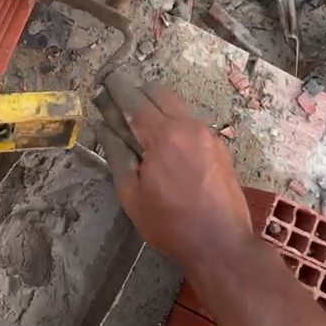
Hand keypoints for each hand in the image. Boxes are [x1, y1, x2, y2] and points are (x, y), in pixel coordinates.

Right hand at [100, 72, 253, 269]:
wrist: (222, 244)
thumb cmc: (170, 223)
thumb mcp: (131, 194)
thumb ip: (116, 154)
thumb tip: (103, 128)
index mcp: (163, 136)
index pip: (134, 99)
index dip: (116, 87)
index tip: (104, 80)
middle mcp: (188, 126)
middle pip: (159, 92)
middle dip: (137, 93)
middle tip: (121, 108)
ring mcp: (208, 135)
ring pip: (177, 105)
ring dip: (157, 108)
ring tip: (143, 131)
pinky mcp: (219, 147)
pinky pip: (191, 122)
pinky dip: (174, 123)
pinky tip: (167, 148)